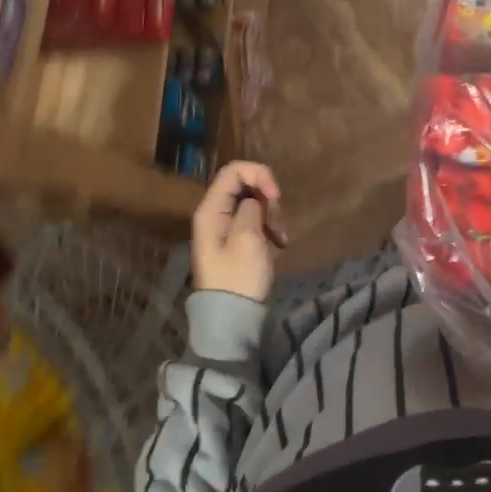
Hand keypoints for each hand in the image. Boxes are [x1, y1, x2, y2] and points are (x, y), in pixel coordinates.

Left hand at [192, 162, 285, 301]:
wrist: (232, 320)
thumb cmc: (238, 278)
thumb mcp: (247, 239)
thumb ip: (252, 208)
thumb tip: (255, 200)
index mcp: (211, 210)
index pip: (234, 171)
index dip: (259, 174)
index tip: (276, 195)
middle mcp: (215, 214)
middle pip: (246, 186)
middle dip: (268, 200)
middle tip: (277, 226)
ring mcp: (226, 228)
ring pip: (254, 204)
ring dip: (271, 217)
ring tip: (279, 241)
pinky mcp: (237, 242)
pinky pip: (256, 222)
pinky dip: (269, 230)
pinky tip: (278, 247)